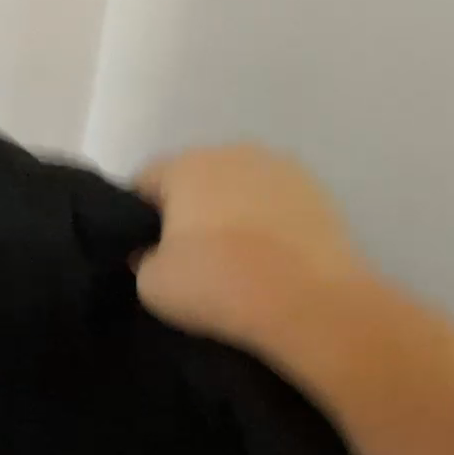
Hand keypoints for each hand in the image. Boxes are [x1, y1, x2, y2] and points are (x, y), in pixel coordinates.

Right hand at [133, 146, 366, 346]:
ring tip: (232, 260)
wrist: (307, 301)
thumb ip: (142, 259)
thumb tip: (152, 252)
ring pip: (238, 188)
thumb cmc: (217, 284)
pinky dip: (265, 225)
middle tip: (185, 258)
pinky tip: (267, 261)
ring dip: (229, 214)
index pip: (144, 180)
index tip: (140, 250)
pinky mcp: (319, 192)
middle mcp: (234, 152)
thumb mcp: (152, 284)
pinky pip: (275, 204)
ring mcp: (283, 168)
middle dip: (185, 211)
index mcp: (187, 166)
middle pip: (195, 179)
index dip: (134, 216)